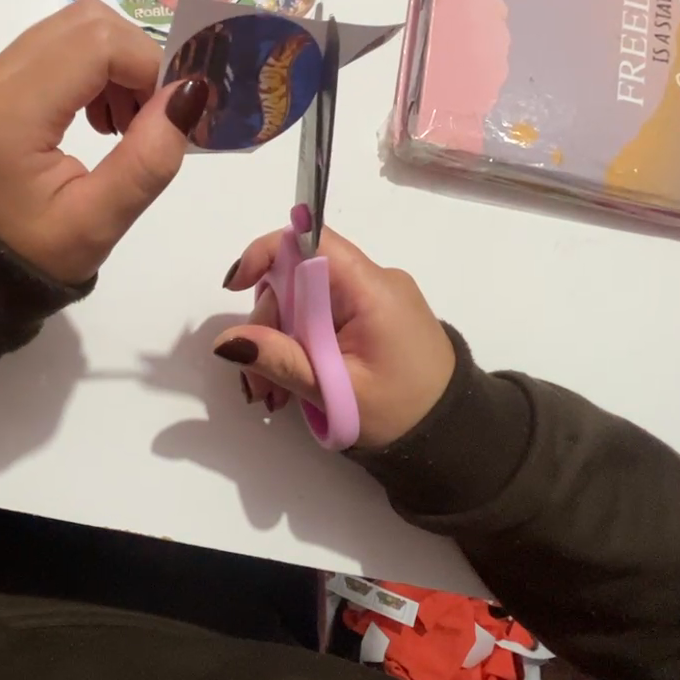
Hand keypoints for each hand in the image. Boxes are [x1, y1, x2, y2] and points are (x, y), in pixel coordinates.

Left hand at [0, 0, 209, 283]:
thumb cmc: (32, 255)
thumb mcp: (97, 223)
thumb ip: (146, 160)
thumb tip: (190, 93)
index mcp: (11, 115)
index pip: (96, 43)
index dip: (148, 64)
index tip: (170, 112)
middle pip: (85, 23)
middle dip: (135, 59)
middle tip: (152, 117)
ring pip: (72, 28)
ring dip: (116, 63)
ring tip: (127, 124)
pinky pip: (56, 46)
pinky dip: (93, 68)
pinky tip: (100, 116)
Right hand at [213, 226, 454, 449]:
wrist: (453, 437)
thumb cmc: (402, 414)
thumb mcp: (334, 391)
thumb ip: (280, 361)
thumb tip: (226, 341)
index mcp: (371, 290)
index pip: (312, 241)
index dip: (267, 253)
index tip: (235, 287)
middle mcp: (372, 282)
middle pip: (296, 281)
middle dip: (266, 326)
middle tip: (255, 382)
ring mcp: (371, 299)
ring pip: (301, 302)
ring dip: (277, 342)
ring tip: (271, 393)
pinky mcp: (369, 316)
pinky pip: (319, 316)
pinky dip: (298, 344)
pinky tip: (289, 383)